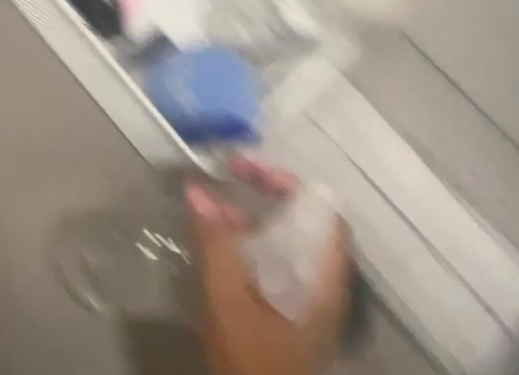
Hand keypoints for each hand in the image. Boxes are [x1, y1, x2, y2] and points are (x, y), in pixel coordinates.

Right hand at [187, 157, 351, 374]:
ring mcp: (305, 294)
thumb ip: (215, 242)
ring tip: (208, 197)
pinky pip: (273, 255)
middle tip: (224, 169)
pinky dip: (246, 233)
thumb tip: (195, 187)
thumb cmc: (251, 352)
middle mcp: (322, 282)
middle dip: (266, 190)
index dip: (288, 184)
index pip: (323, 215)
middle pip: (306, 221)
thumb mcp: (227, 298)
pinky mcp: (286, 303)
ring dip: (251, 211)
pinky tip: (215, 231)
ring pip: (286, 238)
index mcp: (322, 279)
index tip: (243, 166)